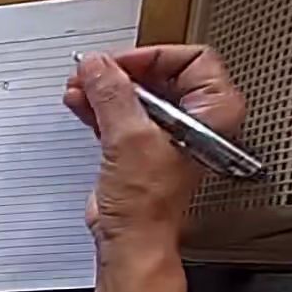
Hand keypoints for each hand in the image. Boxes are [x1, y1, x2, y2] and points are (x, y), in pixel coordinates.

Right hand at [62, 47, 243, 256]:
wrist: (130, 235)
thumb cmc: (147, 201)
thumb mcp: (129, 137)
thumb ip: (112, 95)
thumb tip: (97, 66)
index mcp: (213, 111)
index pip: (189, 60)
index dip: (150, 57)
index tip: (116, 63)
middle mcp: (192, 120)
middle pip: (158, 76)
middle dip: (119, 73)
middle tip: (91, 72)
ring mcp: (162, 135)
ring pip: (134, 97)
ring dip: (103, 90)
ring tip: (78, 86)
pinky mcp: (136, 149)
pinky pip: (118, 117)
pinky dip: (98, 108)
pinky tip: (79, 101)